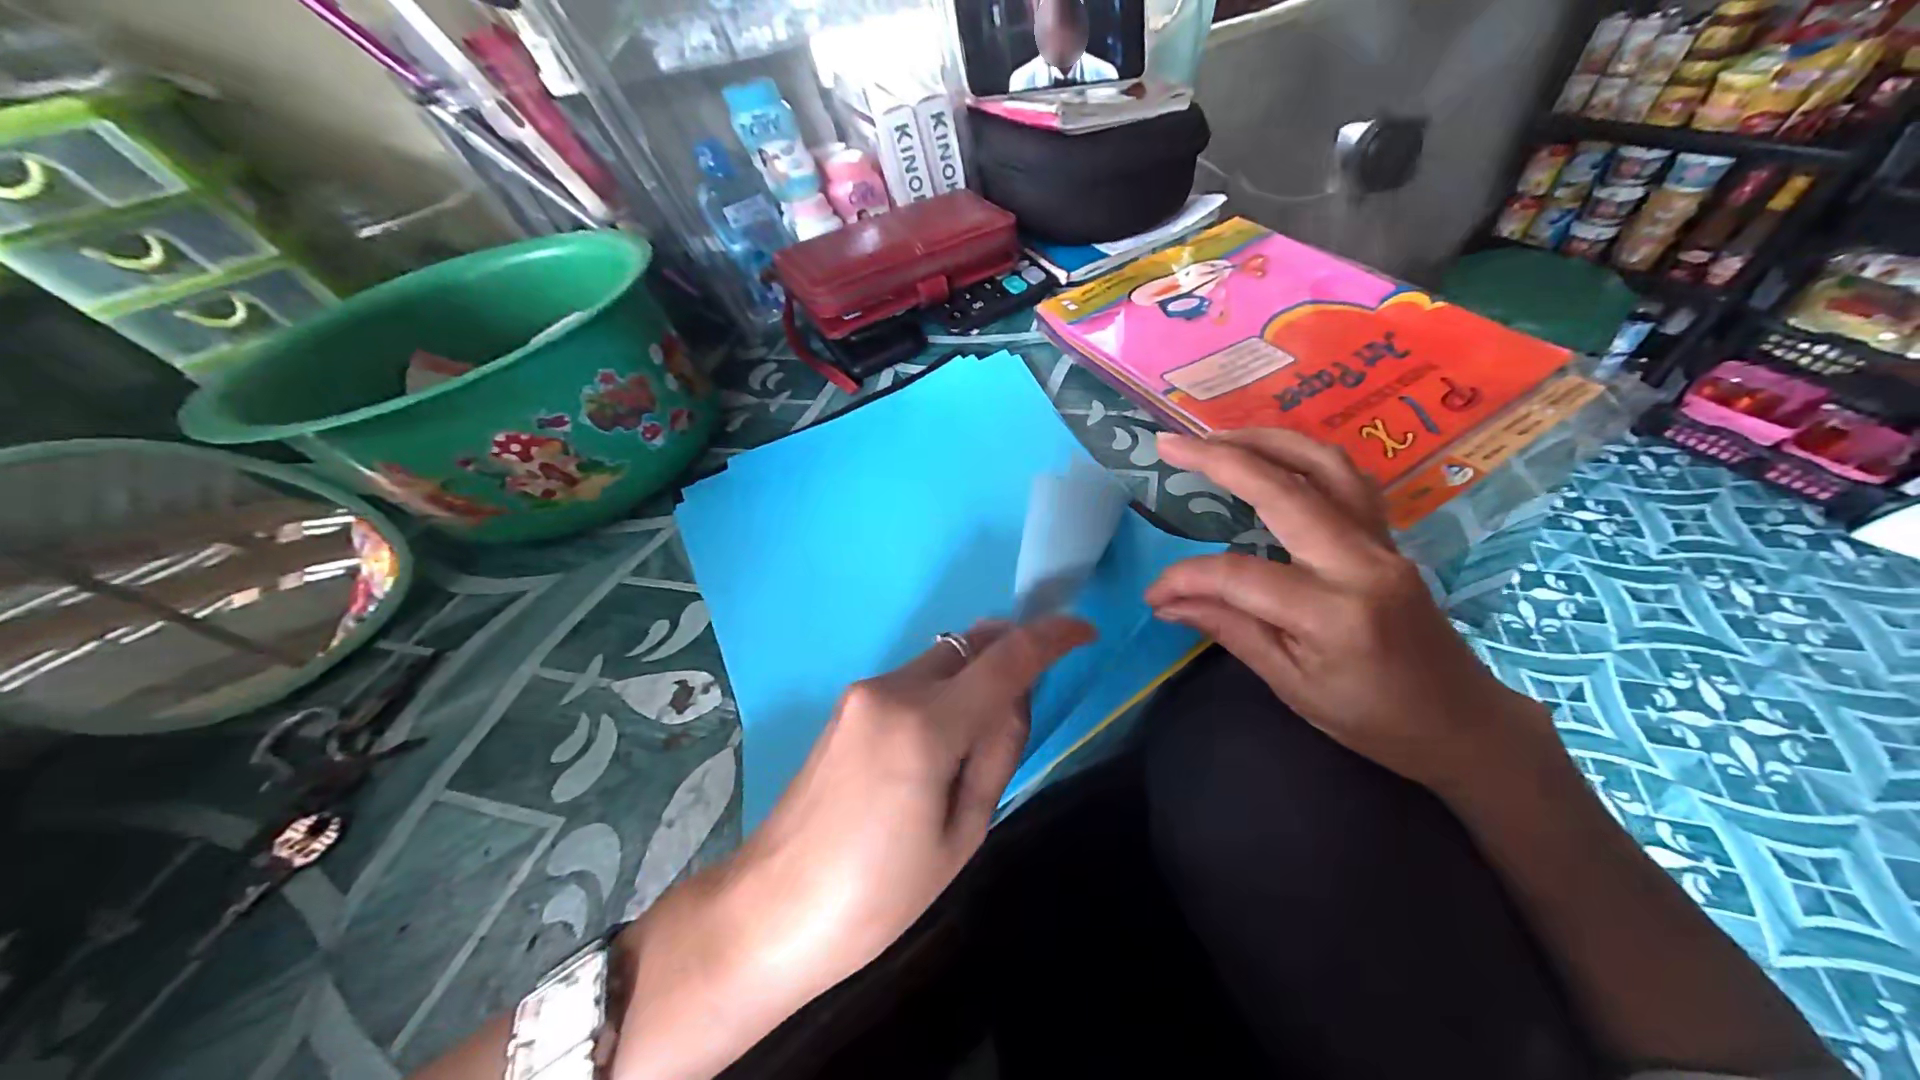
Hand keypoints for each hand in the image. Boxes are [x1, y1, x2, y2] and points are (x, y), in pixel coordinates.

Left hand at [610, 616, 1094, 1078]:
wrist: (770, 912)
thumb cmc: (877, 895)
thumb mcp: (961, 834)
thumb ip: (995, 752)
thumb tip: (1011, 700)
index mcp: (924, 724)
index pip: (1005, 658)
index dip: (1051, 637)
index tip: (1083, 631)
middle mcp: (889, 690)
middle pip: (970, 647)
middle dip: (1007, 660)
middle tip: (1016, 725)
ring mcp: (860, 694)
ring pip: (940, 662)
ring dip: (972, 683)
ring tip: (967, 758)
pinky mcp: (845, 708)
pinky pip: (913, 682)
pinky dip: (942, 696)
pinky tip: (934, 753)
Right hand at [1144, 429, 1561, 798]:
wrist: (1462, 722)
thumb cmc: (1373, 719)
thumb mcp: (1291, 685)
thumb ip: (1229, 630)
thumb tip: (1166, 603)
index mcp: (1335, 612)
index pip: (1238, 575)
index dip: (1185, 578)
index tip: (1154, 595)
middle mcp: (1362, 562)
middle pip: (1284, 490)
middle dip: (1220, 460)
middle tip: (1169, 445)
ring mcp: (1382, 541)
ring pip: (1323, 465)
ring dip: (1264, 441)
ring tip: (1215, 436)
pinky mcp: (1388, 536)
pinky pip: (1345, 478)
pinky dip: (1302, 455)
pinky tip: (1272, 455)